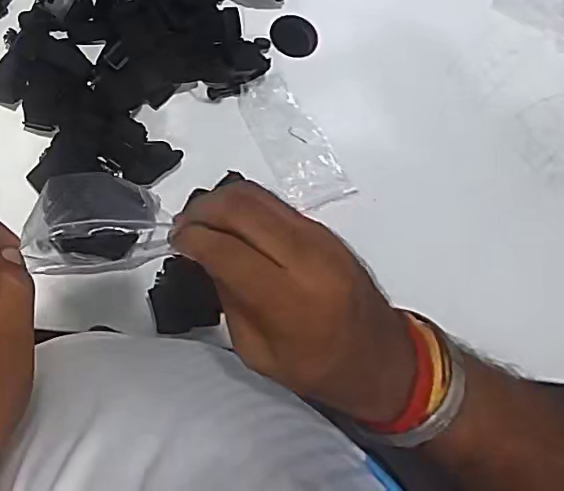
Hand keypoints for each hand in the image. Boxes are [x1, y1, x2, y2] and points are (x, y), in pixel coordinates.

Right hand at [173, 180, 414, 423]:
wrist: (387, 361)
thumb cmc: (322, 368)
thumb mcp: (259, 352)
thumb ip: (228, 300)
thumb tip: (204, 256)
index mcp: (291, 303)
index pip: (227, 250)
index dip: (192, 239)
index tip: (177, 242)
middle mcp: (308, 261)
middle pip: (239, 209)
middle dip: (200, 211)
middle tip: (184, 226)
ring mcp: (318, 238)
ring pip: (254, 194)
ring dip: (218, 200)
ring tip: (202, 218)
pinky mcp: (322, 228)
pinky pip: (271, 201)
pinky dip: (241, 204)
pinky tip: (229, 221)